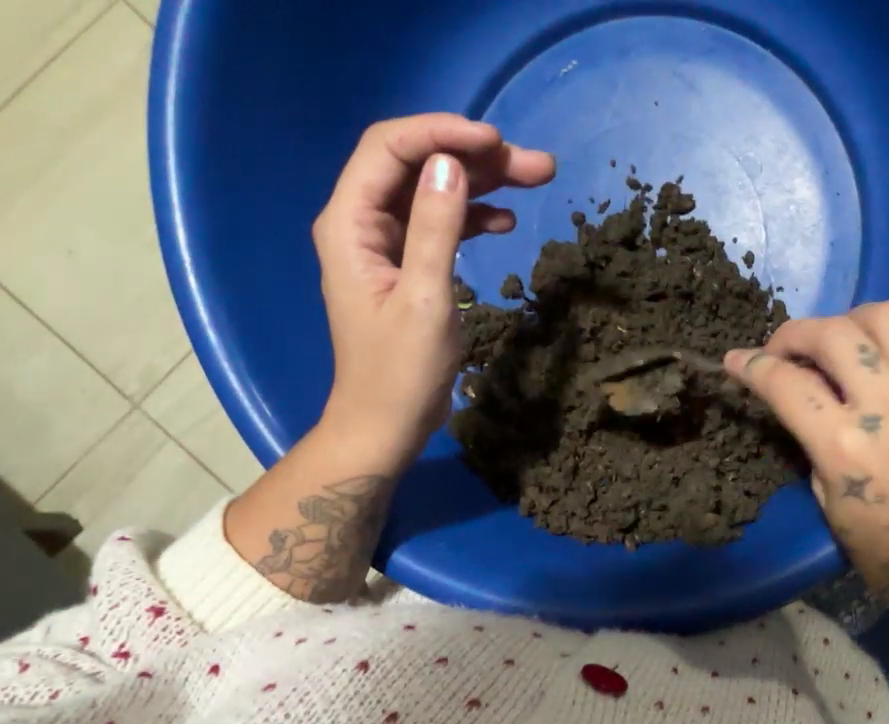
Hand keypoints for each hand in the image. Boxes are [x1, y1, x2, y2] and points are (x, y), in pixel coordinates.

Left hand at [312, 114, 553, 453]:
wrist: (386, 425)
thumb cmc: (400, 372)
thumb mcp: (424, 300)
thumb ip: (436, 229)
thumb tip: (451, 166)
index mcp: (350, 223)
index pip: (390, 150)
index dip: (442, 134)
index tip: (496, 141)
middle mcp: (362, 223)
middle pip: (417, 166)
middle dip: (474, 157)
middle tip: (537, 166)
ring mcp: (384, 244)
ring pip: (433, 192)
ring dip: (482, 184)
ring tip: (534, 182)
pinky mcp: (406, 266)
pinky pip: (439, 224)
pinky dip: (473, 217)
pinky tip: (506, 221)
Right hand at [723, 302, 888, 603]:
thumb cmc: (881, 547)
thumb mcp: (827, 500)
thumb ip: (815, 443)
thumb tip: (805, 400)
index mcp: (843, 444)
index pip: (786, 383)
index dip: (750, 366)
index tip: (738, 362)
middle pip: (834, 334)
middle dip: (798, 333)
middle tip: (792, 351)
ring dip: (863, 320)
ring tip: (857, 341)